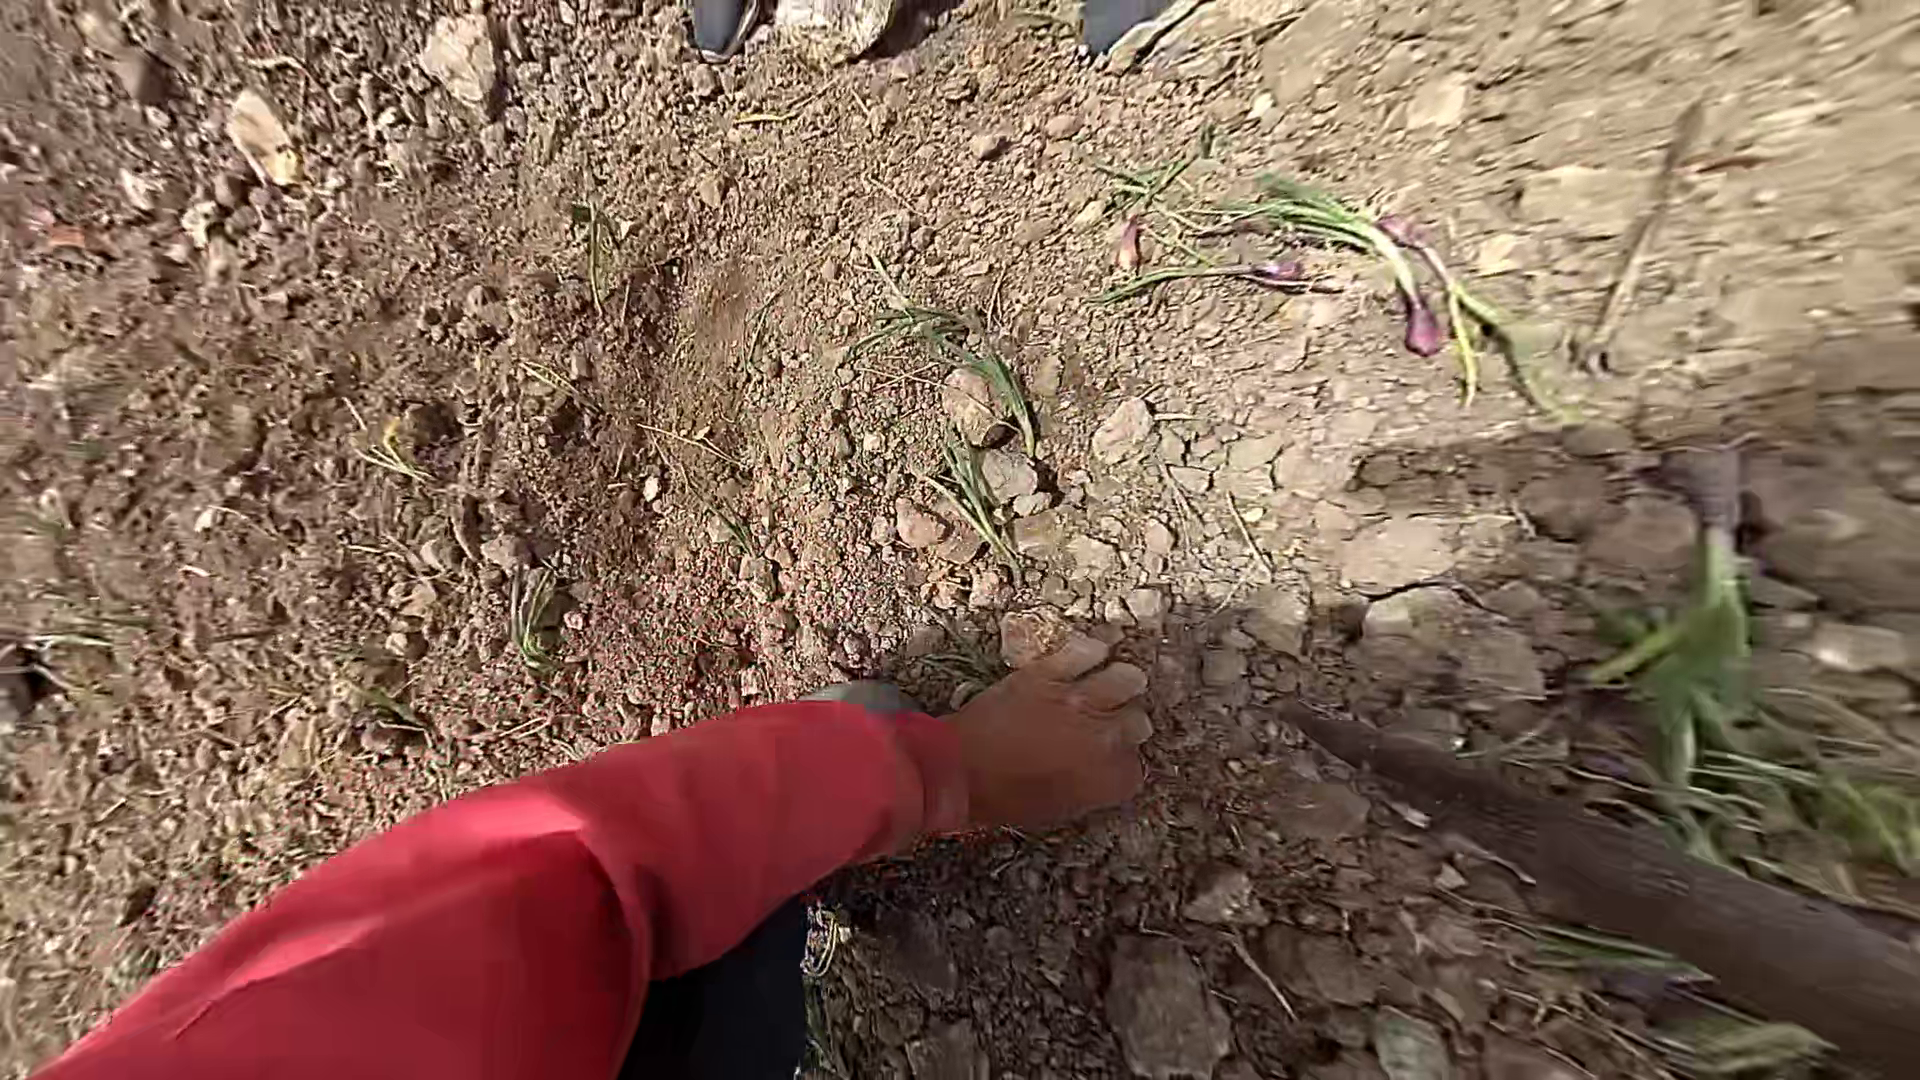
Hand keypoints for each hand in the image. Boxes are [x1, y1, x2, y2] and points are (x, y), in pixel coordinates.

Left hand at [946, 634, 1151, 828]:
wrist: (961, 768)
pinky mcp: (1048, 674)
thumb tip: (1100, 769)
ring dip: (1123, 681)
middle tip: (1114, 719)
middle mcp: (1102, 737)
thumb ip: (1090, 786)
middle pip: (1136, 721)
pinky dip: (1092, 651)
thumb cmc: (1005, 798)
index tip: (1112, 756)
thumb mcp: (1058, 808)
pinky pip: (1083, 653)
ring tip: (1119, 679)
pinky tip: (1095, 653)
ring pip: (1122, 680)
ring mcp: (1076, 700)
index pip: (1135, 766)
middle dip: (1128, 722)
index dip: (1123, 760)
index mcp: (1105, 779)